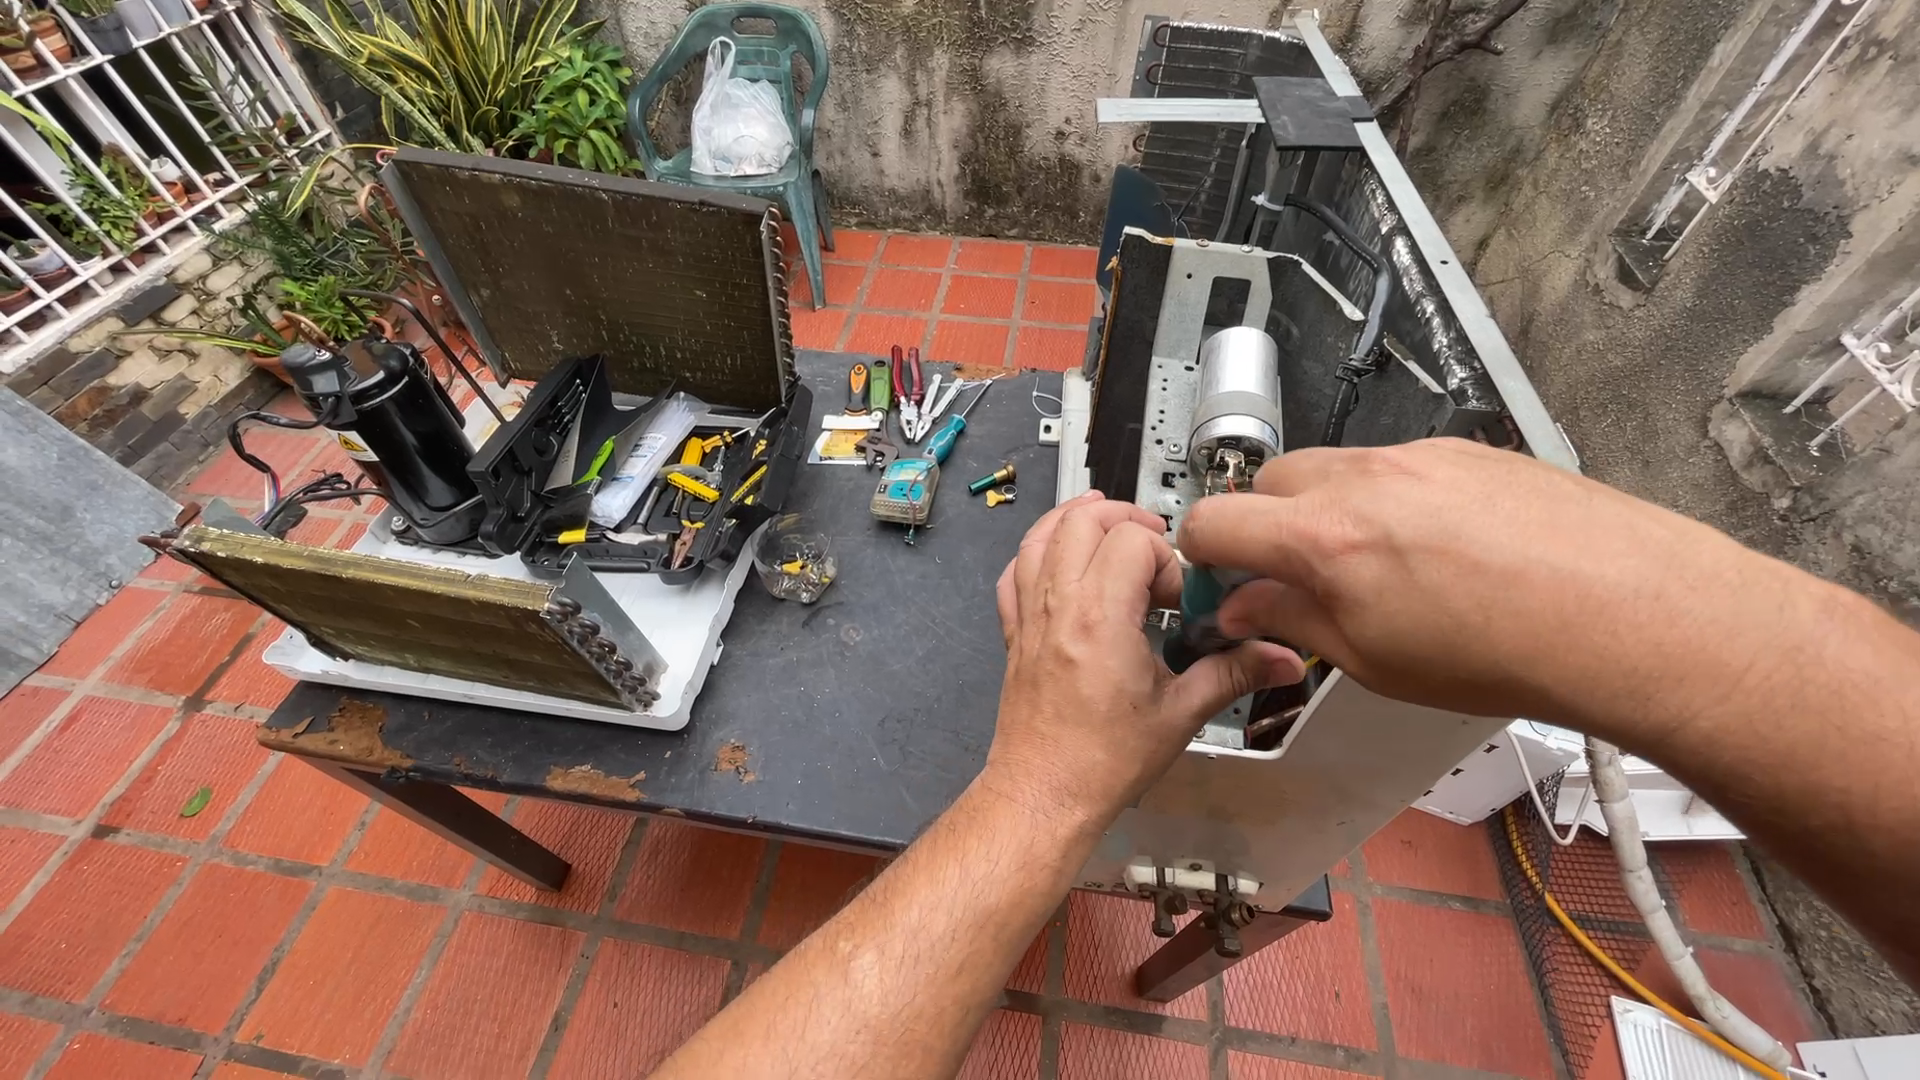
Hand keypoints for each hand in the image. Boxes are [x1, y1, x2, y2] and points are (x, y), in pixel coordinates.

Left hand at [987, 492, 1302, 823]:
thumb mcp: (1179, 714)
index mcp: (1101, 617)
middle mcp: (1059, 604)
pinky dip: (1037, 552)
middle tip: (1152, 549)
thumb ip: (1232, 673)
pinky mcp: (1014, 632)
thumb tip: (1285, 658)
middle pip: (1080, 520)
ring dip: (1075, 520)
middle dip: (1123, 520)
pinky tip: (1060, 562)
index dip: (1163, 558)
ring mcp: (1029, 615)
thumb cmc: (1107, 760)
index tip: (1176, 597)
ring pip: (1040, 536)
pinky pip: (1013, 573)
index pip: (1130, 540)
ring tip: (1108, 525)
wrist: (1043, 793)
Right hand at [1176, 437, 1810, 731]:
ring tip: (1378, 564)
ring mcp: (1414, 456)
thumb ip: (1289, 619)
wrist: (1637, 617)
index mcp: (1322, 538)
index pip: (1212, 520)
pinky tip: (1435, 546)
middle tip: (1298, 574)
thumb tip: (1243, 605)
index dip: (1199, 552)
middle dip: (1264, 526)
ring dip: (1325, 510)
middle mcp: (1358, 480)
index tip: (1222, 580)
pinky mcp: (1462, 449)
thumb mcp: (1369, 658)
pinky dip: (1384, 498)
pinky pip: (1392, 465)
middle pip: (1266, 483)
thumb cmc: (1501, 653)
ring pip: (1329, 470)